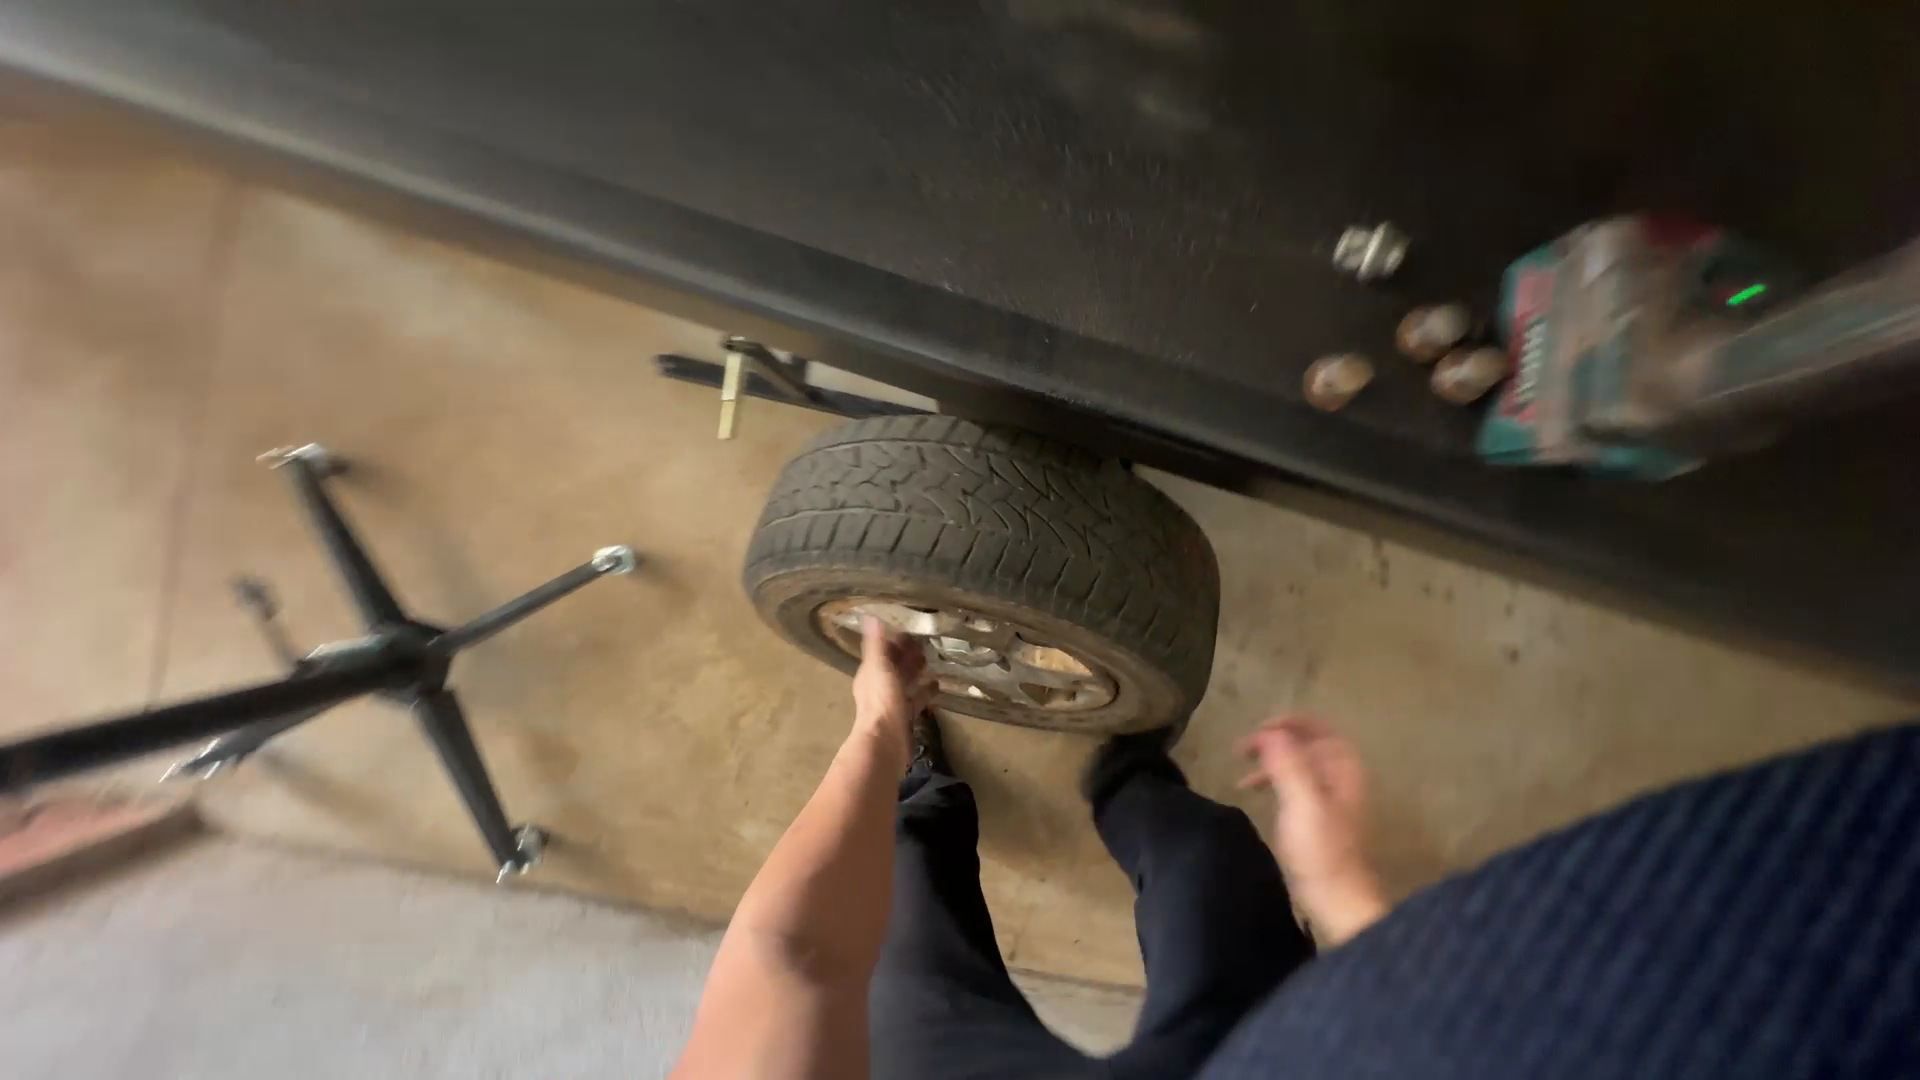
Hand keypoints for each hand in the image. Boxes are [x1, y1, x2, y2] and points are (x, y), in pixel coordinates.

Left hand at [852, 617, 933, 746]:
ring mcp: (892, 703)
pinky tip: (938, 685)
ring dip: (917, 672)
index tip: (913, 627)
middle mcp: (879, 686)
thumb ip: (877, 643)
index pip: (882, 650)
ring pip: (906, 682)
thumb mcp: (879, 666)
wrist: (886, 742)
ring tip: (933, 661)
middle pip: (894, 666)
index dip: (895, 639)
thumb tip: (871, 616)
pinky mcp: (905, 717)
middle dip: (907, 654)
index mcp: (871, 673)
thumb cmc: (882, 701)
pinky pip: (916, 700)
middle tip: (927, 642)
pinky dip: (925, 692)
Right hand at [1237, 715, 1388, 944]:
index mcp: (1342, 772)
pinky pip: (1291, 784)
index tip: (1262, 727)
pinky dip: (1271, 779)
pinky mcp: (1314, 817)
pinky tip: (1252, 788)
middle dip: (1275, 740)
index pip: (1322, 730)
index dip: (1294, 722)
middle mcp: (1338, 780)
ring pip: (1297, 763)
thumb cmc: (1322, 851)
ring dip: (1270, 759)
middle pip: (1307, 744)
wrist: (1336, 900)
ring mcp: (1327, 799)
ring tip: (1242, 763)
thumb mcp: (1303, 803)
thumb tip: (1270, 733)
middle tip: (1245, 746)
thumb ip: (1288, 765)